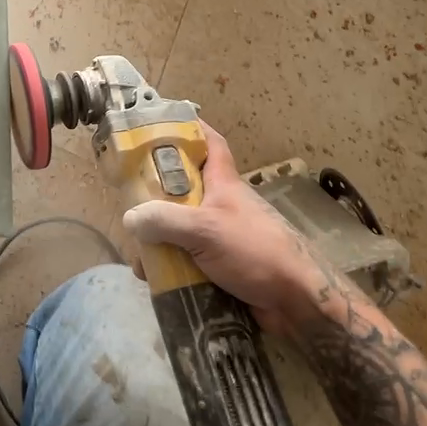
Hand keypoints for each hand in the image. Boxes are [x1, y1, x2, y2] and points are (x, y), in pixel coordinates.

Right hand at [122, 122, 338, 334]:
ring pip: (179, 229)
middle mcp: (221, 206)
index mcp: (223, 184)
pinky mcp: (220, 266)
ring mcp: (221, 237)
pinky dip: (168, 268)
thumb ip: (165, 220)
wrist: (297, 302)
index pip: (210, 144)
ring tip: (139, 258)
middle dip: (155, 196)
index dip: (190, 129)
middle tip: (128, 202)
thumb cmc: (256, 251)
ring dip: (158, 241)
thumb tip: (130, 218)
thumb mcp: (206, 229)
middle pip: (183, 188)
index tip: (161, 123)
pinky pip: (185, 260)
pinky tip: (155, 279)